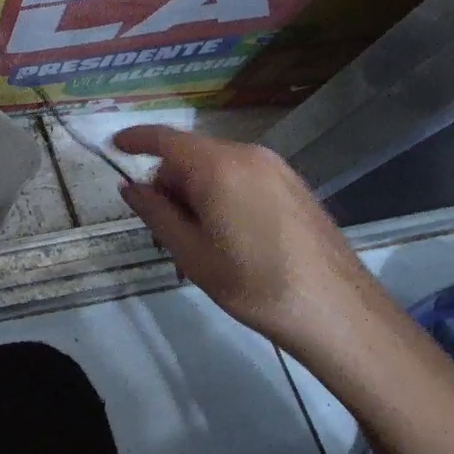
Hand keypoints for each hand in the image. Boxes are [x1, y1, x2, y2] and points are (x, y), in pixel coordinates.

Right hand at [115, 125, 383, 349]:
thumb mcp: (191, 253)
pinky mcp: (295, 186)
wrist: (341, 315)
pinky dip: (224, 194)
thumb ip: (155, 212)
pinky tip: (231, 236)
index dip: (134, 139)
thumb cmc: (256, 284)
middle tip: (165, 229)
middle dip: (170, 184)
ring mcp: (276, 168)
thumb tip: (130, 187)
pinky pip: (243, 177)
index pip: (163, 138)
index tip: (113, 146)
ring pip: (217, 167)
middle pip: (190, 155)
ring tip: (199, 242)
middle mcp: (247, 155)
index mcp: (216, 166)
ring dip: (197, 193)